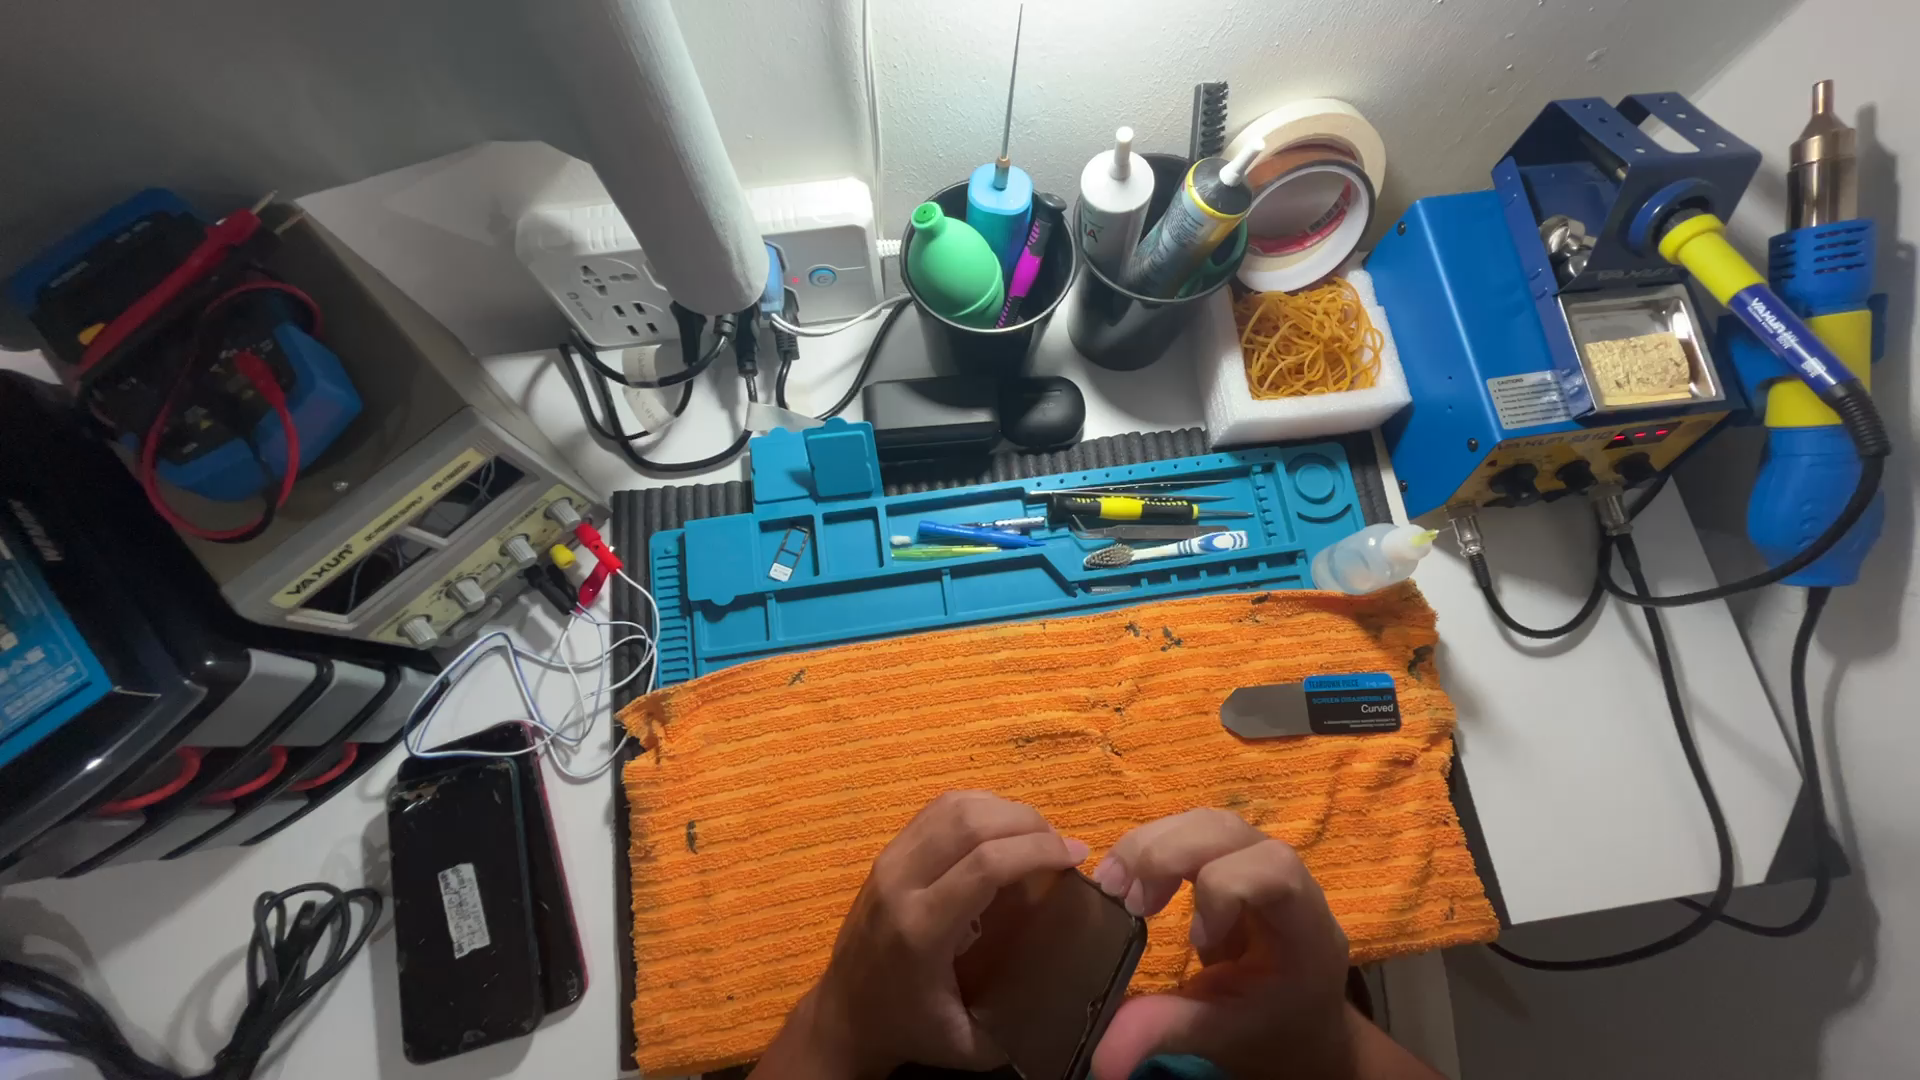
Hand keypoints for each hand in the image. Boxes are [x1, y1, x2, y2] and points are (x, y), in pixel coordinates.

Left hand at [754, 791, 1088, 1078]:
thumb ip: (1022, 1015)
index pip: (985, 865)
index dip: (1037, 850)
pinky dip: (979, 805)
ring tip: (1038, 833)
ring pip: (954, 805)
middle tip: (1062, 845)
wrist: (843, 1016)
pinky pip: (938, 808)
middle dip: (1028, 823)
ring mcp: (890, 858)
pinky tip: (1003, 825)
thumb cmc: (910, 1029)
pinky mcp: (888, 848)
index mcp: (921, 929)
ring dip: (1005, 809)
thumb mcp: (972, 1044)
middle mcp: (902, 881)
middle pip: (972, 823)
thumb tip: (1077, 978)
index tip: (1077, 856)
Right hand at [1087, 809, 1357, 1079]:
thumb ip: (1164, 1031)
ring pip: (1201, 819)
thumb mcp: (1222, 1035)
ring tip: (1118, 886)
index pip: (1275, 871)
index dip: (1225, 890)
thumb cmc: (1270, 1027)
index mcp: (1305, 921)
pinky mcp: (1227, 851)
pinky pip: (1187, 827)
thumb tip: (1099, 1058)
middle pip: (1226, 828)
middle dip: (1167, 854)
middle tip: (1127, 900)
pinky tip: (1129, 878)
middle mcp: (1285, 873)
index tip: (1196, 943)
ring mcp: (1254, 855)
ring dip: (1150, 844)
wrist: (1295, 1017)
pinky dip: (1150, 844)